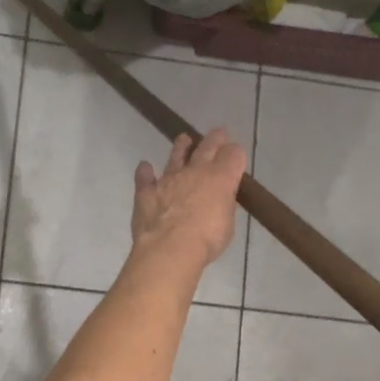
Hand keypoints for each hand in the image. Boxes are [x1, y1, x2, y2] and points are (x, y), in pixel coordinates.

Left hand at [131, 129, 246, 265]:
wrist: (170, 248)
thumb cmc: (206, 240)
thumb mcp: (226, 224)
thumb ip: (222, 206)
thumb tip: (216, 201)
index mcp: (220, 178)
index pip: (233, 154)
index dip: (235, 153)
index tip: (235, 153)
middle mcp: (195, 171)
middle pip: (207, 147)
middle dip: (214, 138)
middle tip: (218, 132)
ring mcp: (168, 179)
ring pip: (176, 156)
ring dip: (181, 147)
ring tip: (183, 138)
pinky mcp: (146, 191)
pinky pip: (144, 177)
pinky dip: (144, 172)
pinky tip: (144, 167)